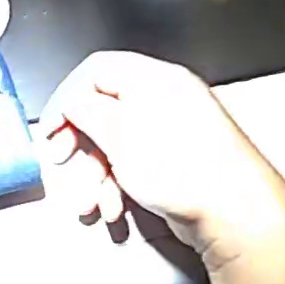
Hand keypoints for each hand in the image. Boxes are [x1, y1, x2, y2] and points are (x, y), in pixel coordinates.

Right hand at [39, 51, 284, 266]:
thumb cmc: (184, 171)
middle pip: (104, 110)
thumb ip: (89, 114)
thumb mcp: (120, 137)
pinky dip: (118, 187)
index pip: (98, 71)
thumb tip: (74, 104)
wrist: (232, 212)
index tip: (52, 126)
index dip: (68, 97)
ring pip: (115, 145)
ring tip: (93, 201)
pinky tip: (115, 207)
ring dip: (96, 175)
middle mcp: (165, 101)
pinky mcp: (175, 162)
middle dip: (80, 141)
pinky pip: (133, 166)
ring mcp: (170, 133)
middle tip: (62, 158)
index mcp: (155, 81)